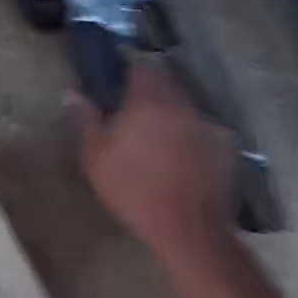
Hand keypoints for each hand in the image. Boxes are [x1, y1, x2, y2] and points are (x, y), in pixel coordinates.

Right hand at [71, 62, 234, 254]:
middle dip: (149, 90)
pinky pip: (201, 128)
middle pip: (165, 83)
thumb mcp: (95, 156)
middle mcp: (180, 105)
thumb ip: (86, 119)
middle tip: (131, 111)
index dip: (127, 71)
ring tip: (155, 135)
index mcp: (148, 101)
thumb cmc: (133, 189)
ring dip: (170, 112)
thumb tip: (73, 92)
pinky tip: (179, 155)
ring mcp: (206, 125)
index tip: (115, 85)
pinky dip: (189, 133)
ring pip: (184, 105)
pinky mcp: (224, 147)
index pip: (140, 68)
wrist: (187, 230)